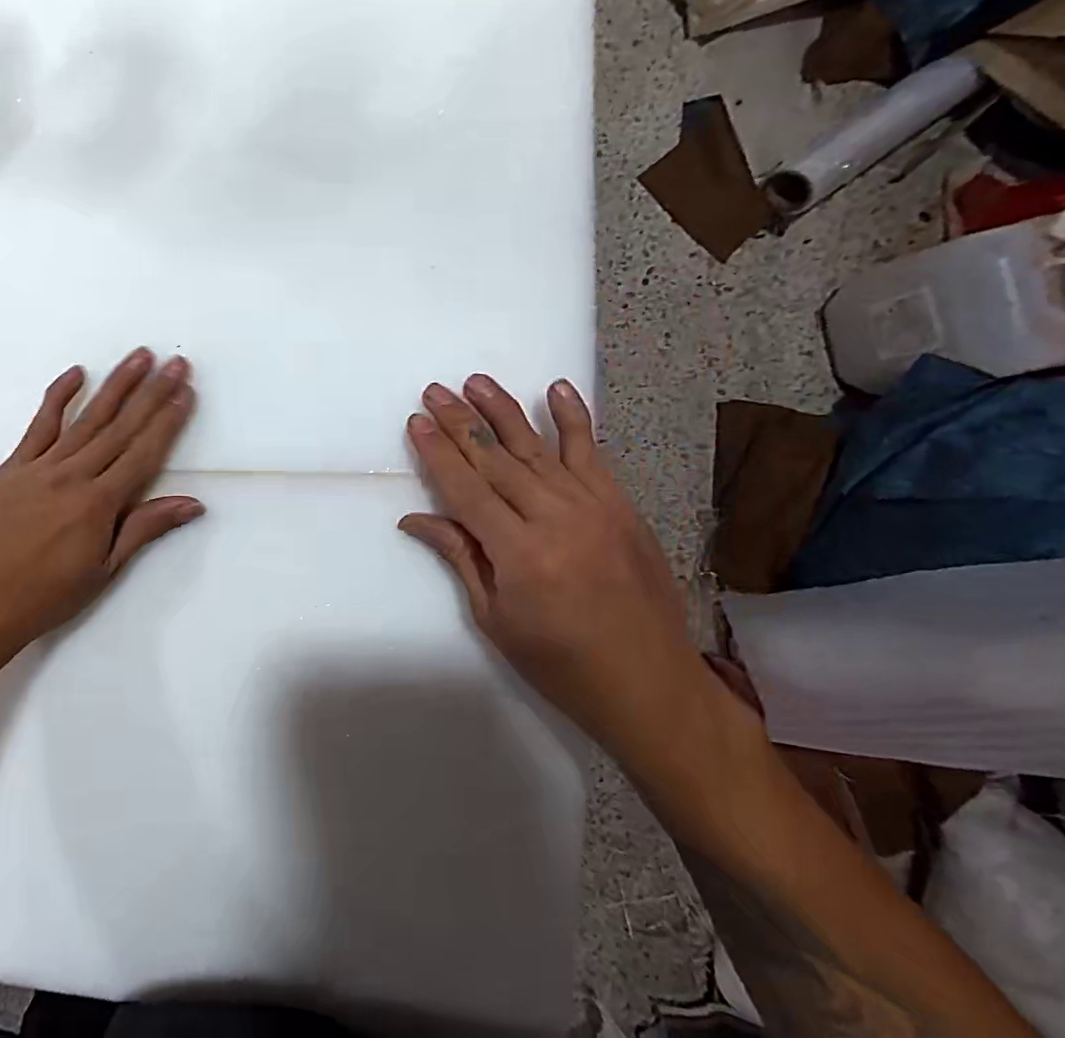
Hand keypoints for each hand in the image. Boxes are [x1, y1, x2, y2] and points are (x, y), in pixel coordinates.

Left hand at [0, 347, 203, 657]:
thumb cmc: (49, 595)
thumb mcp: (105, 568)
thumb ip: (145, 528)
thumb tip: (192, 503)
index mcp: (99, 504)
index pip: (143, 453)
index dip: (168, 421)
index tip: (185, 392)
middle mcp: (72, 476)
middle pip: (120, 427)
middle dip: (152, 393)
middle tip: (175, 362)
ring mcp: (40, 468)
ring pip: (86, 419)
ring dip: (115, 386)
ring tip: (138, 357)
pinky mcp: (13, 468)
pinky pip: (39, 425)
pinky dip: (58, 397)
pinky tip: (76, 374)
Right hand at [399, 375, 709, 749]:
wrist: (647, 682)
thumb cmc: (558, 662)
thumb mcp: (494, 618)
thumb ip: (461, 557)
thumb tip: (416, 519)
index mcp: (520, 554)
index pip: (467, 489)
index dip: (438, 453)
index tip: (417, 421)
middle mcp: (557, 519)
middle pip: (498, 460)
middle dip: (462, 423)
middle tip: (434, 391)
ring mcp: (594, 508)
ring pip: (539, 448)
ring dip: (505, 411)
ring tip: (476, 381)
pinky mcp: (621, 506)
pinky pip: (593, 454)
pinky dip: (573, 420)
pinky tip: (556, 389)